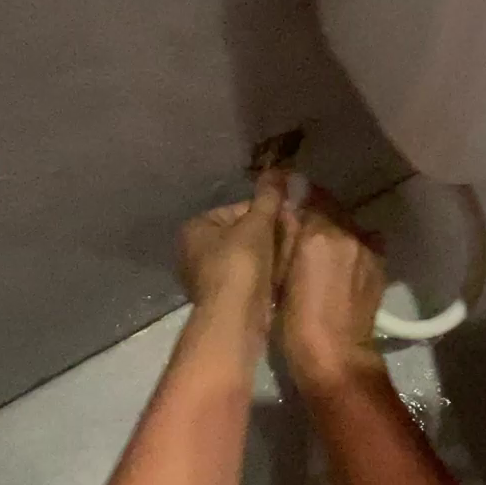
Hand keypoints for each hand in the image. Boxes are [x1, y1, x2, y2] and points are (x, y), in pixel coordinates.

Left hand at [177, 170, 287, 327]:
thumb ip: (268, 196)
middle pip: (242, 232)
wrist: (235, 316)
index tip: (287, 219)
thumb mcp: (257, 223)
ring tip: (288, 256)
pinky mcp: (221, 296)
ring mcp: (206, 276)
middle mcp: (193, 250)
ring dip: (268, 254)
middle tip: (292, 236)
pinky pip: (246, 276)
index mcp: (195, 227)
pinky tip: (279, 276)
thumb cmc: (241, 262)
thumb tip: (278, 168)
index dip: (266, 211)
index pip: (238, 208)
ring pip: (247, 255)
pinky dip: (263, 273)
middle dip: (269, 234)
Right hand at [280, 189, 386, 387]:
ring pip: (348, 222)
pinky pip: (364, 239)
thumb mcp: (280, 276)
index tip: (286, 195)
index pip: (309, 195)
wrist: (337, 356)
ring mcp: (369, 246)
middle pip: (330, 206)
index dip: (297, 193)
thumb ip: (285, 236)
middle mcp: (348, 232)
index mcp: (319, 234)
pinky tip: (342, 258)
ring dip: (334, 225)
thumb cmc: (296, 322)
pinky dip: (351, 242)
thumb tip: (285, 207)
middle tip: (298, 223)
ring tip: (319, 244)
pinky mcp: (380, 262)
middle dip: (314, 209)